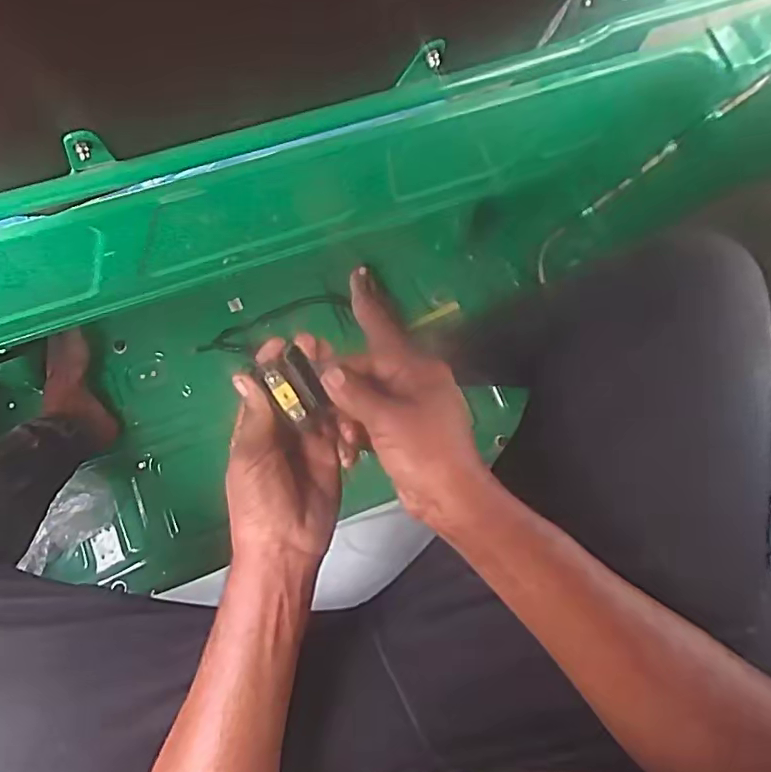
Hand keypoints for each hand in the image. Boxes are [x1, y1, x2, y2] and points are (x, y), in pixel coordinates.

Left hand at [225, 336, 345, 578]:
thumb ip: (255, 416)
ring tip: (338, 374)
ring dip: (328, 386)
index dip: (271, 362)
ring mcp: (309, 439)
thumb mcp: (249, 455)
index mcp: (255, 425)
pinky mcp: (331, 452)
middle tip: (317, 347)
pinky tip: (344, 421)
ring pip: (320, 401)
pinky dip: (344, 419)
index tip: (282, 343)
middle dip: (305, 366)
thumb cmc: (257, 502)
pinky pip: (340, 426)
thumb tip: (244, 376)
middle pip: (295, 387)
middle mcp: (282, 427)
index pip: (263, 385)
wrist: (286, 545)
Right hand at [321, 268, 489, 524]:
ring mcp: (407, 405)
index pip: (383, 328)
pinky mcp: (400, 428)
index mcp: (416, 368)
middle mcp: (412, 380)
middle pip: (363, 370)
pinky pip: (369, 418)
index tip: (358, 274)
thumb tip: (328, 370)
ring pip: (362, 397)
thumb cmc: (424, 451)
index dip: (367, 302)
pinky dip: (357, 431)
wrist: (449, 497)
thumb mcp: (386, 419)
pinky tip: (350, 451)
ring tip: (344, 440)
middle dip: (341, 390)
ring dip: (347, 416)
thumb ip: (354, 392)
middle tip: (321, 408)